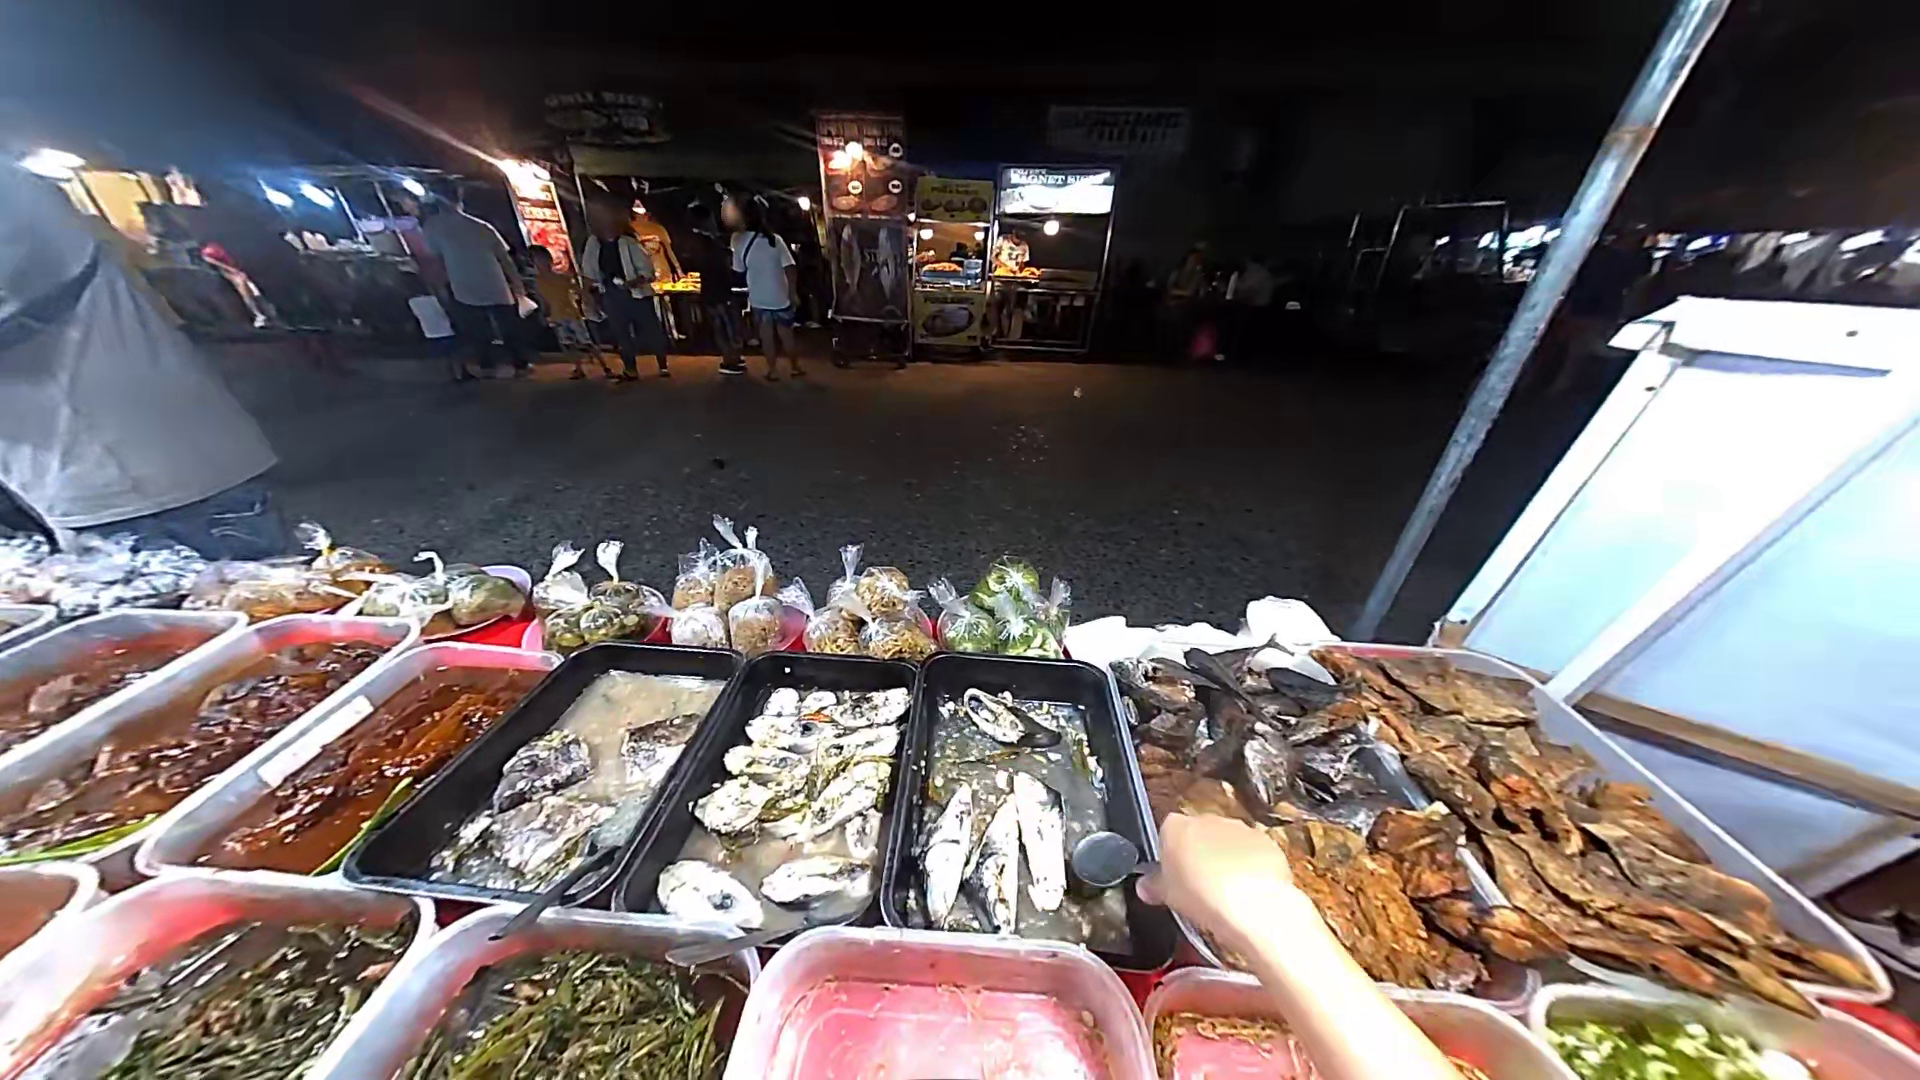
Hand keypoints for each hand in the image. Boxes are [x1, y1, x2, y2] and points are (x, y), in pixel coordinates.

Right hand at [1139, 813, 1308, 952]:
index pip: (1167, 834)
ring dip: (1227, 861)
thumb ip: (1153, 886)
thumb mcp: (1167, 895)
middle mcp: (1204, 819)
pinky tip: (1252, 893)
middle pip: (1197, 835)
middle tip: (1200, 888)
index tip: (1176, 879)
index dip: (1172, 858)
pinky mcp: (1264, 841)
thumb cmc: (1202, 895)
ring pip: (1227, 843)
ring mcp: (1236, 828)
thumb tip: (1145, 886)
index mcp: (1174, 826)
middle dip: (1200, 857)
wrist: (1251, 904)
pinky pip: (1254, 853)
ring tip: (1228, 895)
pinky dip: (1253, 868)